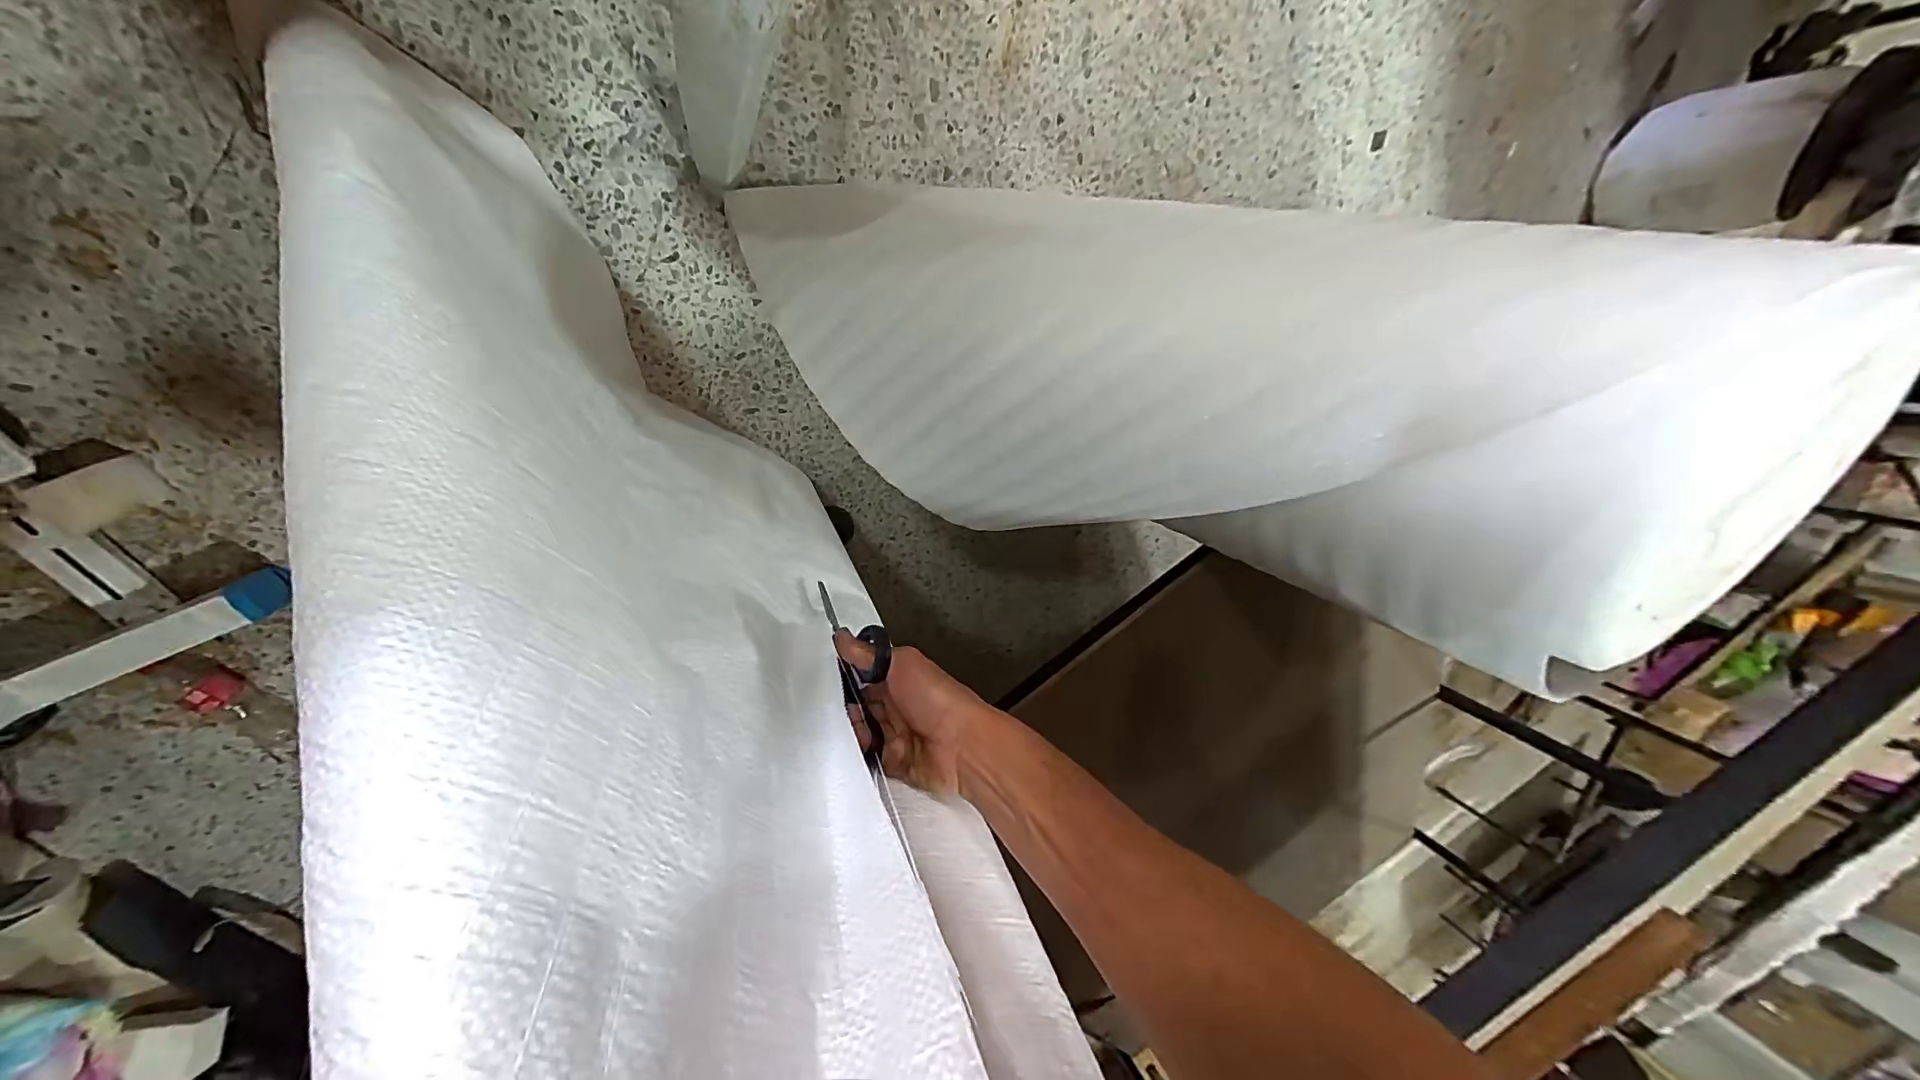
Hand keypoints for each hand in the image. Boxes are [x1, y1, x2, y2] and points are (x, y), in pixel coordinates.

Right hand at [835, 631, 994, 795]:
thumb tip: (844, 638)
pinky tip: (859, 748)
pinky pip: (867, 759)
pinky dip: (859, 755)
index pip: (865, 674)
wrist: (961, 747)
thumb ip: (868, 653)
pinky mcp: (895, 762)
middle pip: (859, 704)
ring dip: (852, 730)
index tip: (828, 676)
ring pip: (860, 731)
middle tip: (845, 706)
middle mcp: (899, 706)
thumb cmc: (941, 700)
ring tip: (857, 727)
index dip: (846, 675)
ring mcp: (897, 734)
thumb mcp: (902, 663)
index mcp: (901, 678)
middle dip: (846, 705)